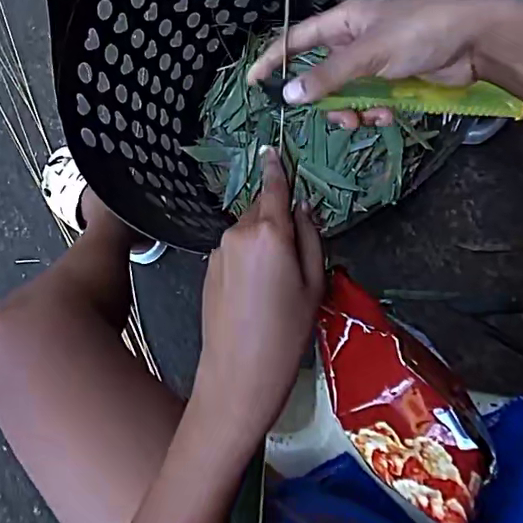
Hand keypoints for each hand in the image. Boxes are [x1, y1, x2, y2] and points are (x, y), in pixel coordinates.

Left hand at [189, 149, 325, 445]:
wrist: (238, 371)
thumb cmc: (287, 332)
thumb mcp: (315, 285)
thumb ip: (311, 239)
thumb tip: (302, 209)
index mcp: (270, 232)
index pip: (274, 188)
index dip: (277, 169)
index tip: (273, 151)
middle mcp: (239, 232)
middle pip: (261, 211)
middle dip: (277, 220)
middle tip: (296, 255)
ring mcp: (218, 250)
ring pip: (247, 231)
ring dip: (262, 241)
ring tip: (278, 282)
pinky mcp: (208, 267)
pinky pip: (234, 250)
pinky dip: (247, 257)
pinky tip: (256, 291)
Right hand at [247, 0, 522, 128]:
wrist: (476, 41)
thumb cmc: (420, 32)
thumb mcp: (369, 53)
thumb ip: (329, 76)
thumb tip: (288, 95)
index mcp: (343, 22)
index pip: (296, 41)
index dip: (273, 60)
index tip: (253, 83)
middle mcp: (353, 42)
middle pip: (320, 77)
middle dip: (325, 101)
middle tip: (336, 116)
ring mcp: (373, 64)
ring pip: (344, 96)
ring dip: (351, 112)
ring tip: (367, 119)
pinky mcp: (392, 82)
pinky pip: (369, 103)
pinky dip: (374, 114)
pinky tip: (388, 117)